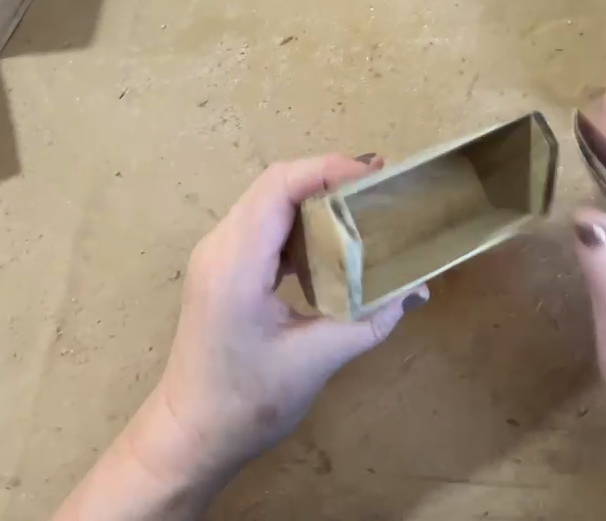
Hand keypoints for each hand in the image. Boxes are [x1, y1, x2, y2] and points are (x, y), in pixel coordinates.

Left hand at [54, 154, 424, 519]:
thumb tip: (417, 290)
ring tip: (360, 207)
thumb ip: (368, 320)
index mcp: (236, 262)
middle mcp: (220, 244)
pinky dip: (298, 220)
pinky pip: (262, 222)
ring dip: (313, 196)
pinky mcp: (221, 264)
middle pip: (274, 185)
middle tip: (378, 187)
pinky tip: (329, 240)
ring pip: (267, 200)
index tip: (374, 175)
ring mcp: (216, 252)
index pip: (279, 186)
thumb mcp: (315, 361)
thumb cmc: (246, 403)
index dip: (327, 170)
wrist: (187, 434)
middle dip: (326, 177)